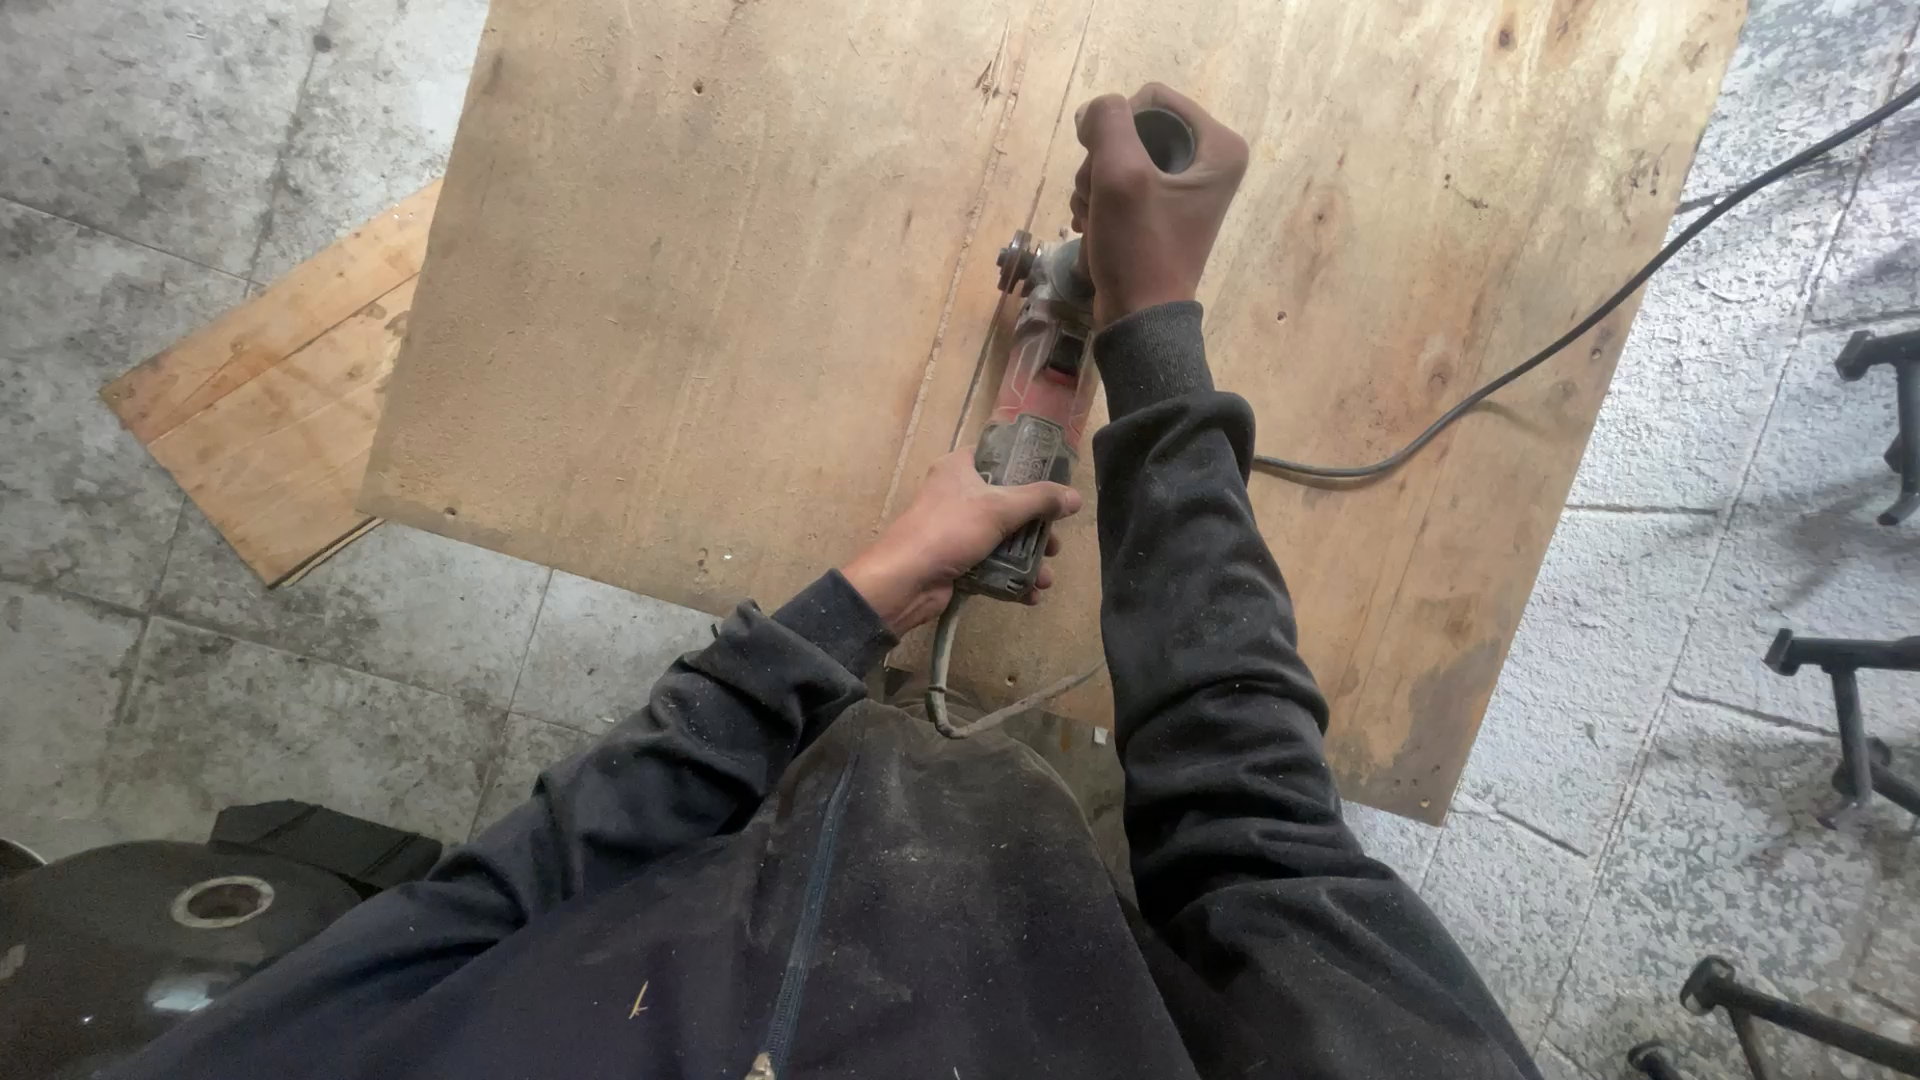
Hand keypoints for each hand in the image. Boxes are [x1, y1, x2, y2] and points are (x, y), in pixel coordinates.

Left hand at [842, 450, 1082, 633]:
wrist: (904, 581)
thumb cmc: (948, 530)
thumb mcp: (999, 508)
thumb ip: (1040, 500)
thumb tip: (1075, 497)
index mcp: (959, 468)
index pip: (998, 458)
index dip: (1027, 469)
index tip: (1054, 486)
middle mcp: (957, 494)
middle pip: (1008, 504)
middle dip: (1036, 529)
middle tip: (1054, 545)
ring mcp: (956, 529)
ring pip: (1002, 538)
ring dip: (1027, 560)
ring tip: (1045, 578)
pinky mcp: (956, 560)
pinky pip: (991, 565)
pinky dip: (1011, 579)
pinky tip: (1030, 595)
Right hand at [1070, 84, 1248, 328]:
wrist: (1138, 318)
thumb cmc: (1138, 248)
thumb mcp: (1119, 175)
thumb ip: (1106, 123)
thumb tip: (1093, 110)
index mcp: (1219, 147)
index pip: (1153, 100)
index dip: (1116, 125)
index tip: (1102, 167)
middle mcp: (1207, 164)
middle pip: (1136, 132)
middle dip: (1103, 163)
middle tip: (1094, 199)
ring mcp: (1183, 191)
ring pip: (1122, 161)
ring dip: (1094, 187)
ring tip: (1092, 219)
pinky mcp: (1161, 215)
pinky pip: (1122, 189)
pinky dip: (1100, 206)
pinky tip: (1093, 229)